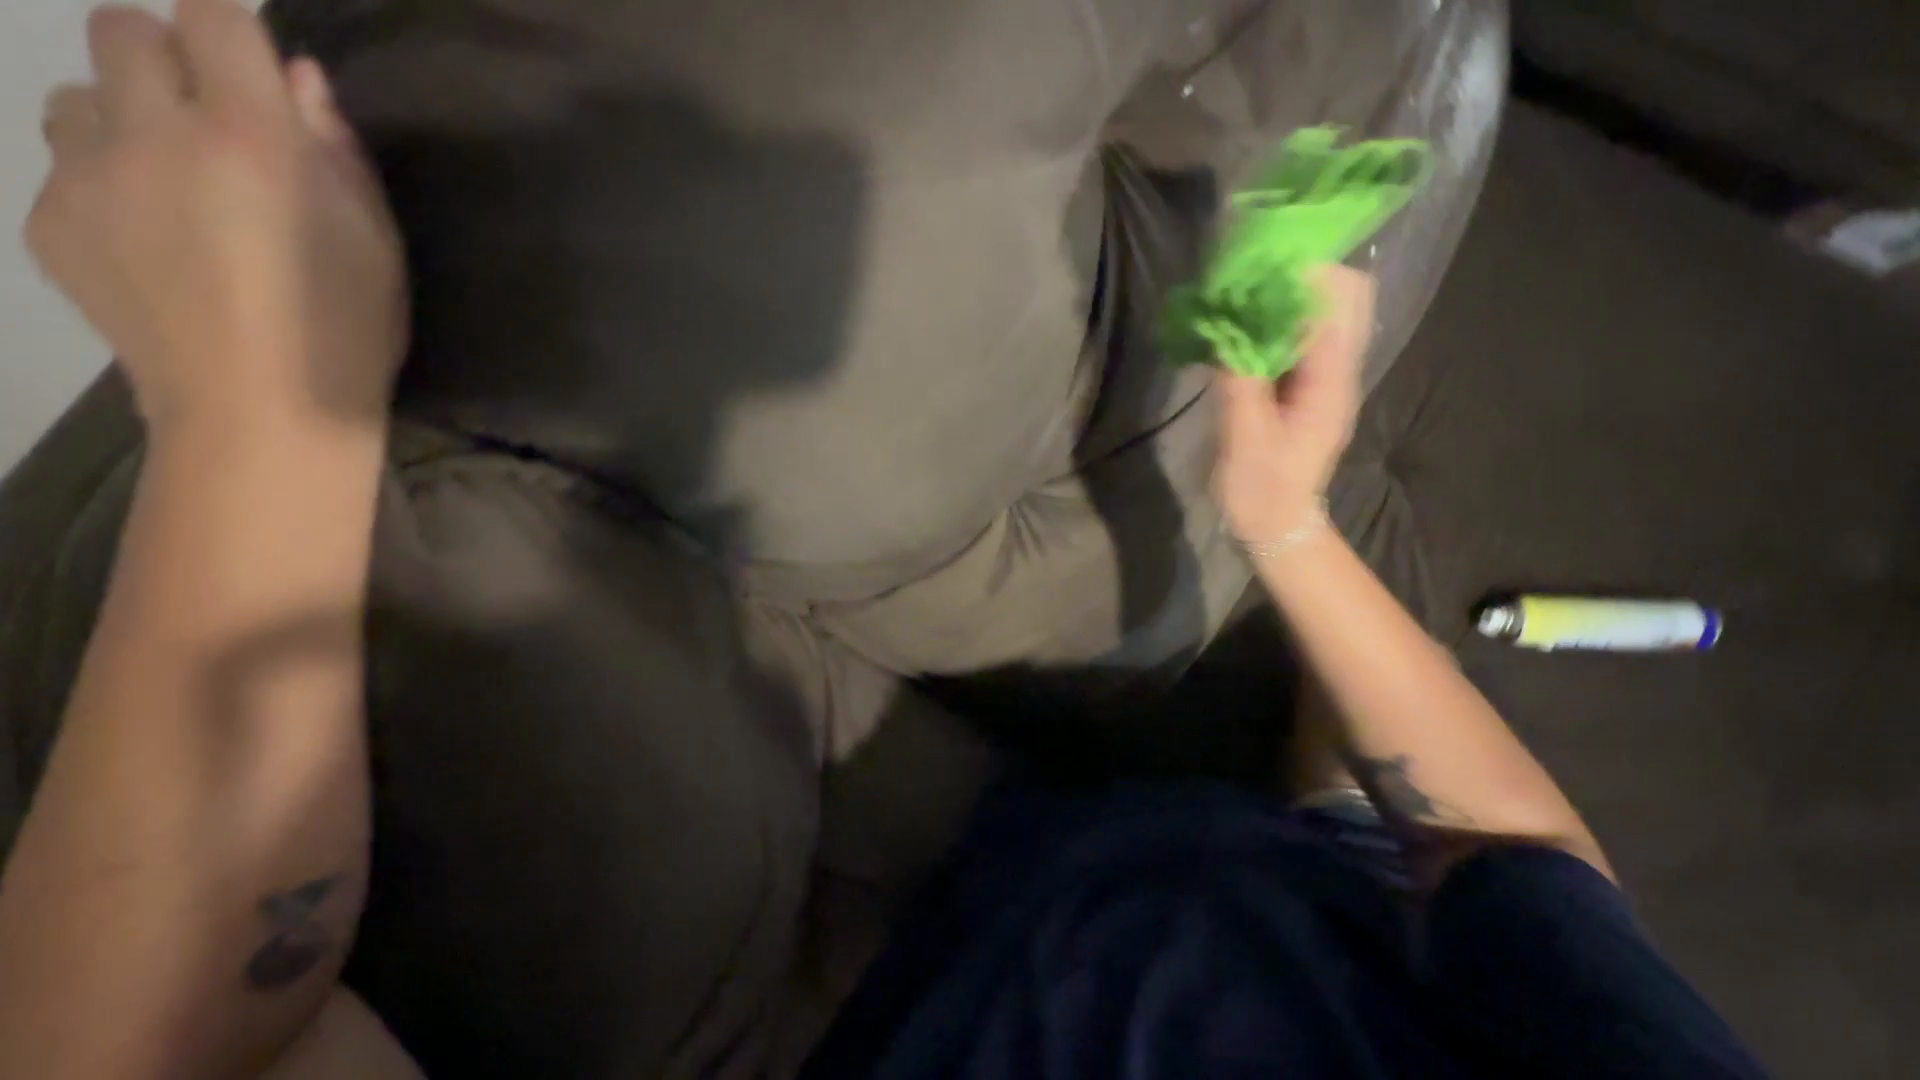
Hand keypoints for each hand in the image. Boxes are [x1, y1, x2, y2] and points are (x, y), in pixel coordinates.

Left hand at [25, 0, 405, 440]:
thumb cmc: (347, 330)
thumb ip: (336, 149)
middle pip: (122, 30)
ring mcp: (86, 178)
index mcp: (250, 136)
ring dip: (124, 118)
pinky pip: (64, 169)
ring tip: (172, 187)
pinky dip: (107, 187)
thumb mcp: (376, 242)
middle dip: (170, 59)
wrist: (261, 417)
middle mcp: (154, 135)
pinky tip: (154, 247)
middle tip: (215, 125)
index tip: (252, 64)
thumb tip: (298, 78)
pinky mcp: (48, 223)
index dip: (231, 26)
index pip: (211, 12)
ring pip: (78, 95)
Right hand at [1212, 266, 1374, 541]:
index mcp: (1329, 383)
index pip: (1333, 306)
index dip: (1300, 277)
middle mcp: (1337, 372)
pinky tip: (1240, 326)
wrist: (1278, 525)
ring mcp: (1325, 377)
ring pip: (1323, 312)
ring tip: (1241, 294)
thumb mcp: (1244, 442)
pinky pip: (1301, 335)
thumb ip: (1239, 384)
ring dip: (1287, 295)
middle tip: (1250, 276)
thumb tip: (1225, 329)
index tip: (1254, 268)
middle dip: (1301, 276)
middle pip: (1343, 297)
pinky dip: (1276, 320)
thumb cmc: (1262, 490)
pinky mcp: (1307, 385)